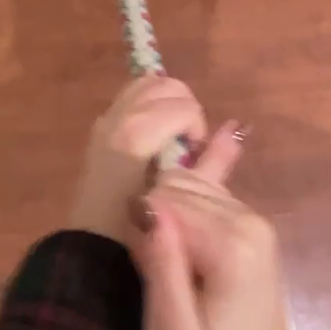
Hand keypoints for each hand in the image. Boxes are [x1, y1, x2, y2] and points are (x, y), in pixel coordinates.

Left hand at [67, 75, 206, 243]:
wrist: (93, 247)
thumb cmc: (139, 229)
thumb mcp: (178, 194)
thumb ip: (211, 162)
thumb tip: (237, 130)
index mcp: (136, 135)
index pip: (182, 107)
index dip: (197, 126)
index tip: (197, 152)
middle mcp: (119, 118)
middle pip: (165, 85)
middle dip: (185, 106)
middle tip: (189, 140)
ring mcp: (107, 118)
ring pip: (147, 82)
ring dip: (168, 99)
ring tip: (175, 133)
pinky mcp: (102, 124)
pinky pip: (132, 94)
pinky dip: (151, 101)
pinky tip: (158, 131)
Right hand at [135, 158, 291, 329]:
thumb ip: (162, 267)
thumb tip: (148, 210)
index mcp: (230, 245)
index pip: (167, 200)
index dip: (142, 220)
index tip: (139, 254)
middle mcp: (246, 218)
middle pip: (179, 184)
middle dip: (155, 210)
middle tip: (150, 256)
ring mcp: (252, 214)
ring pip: (190, 180)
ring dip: (168, 204)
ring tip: (165, 246)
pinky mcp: (250, 218)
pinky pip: (206, 187)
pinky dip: (185, 199)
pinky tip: (180, 226)